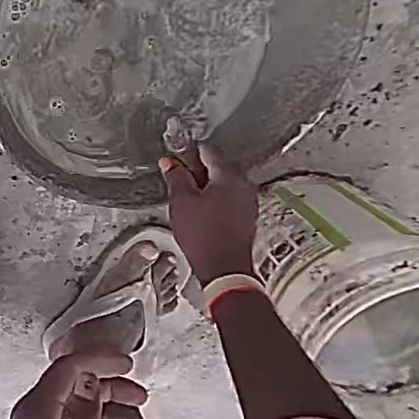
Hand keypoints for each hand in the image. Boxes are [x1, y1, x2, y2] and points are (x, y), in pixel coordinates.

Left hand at [0, 347, 147, 418]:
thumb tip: (90, 382)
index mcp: (33, 418)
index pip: (66, 370)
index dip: (97, 360)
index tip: (125, 360)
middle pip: (72, 388)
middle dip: (107, 384)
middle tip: (137, 389)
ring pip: (76, 414)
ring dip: (106, 411)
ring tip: (134, 418)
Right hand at [161, 142, 258, 282]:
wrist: (223, 268)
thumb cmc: (205, 236)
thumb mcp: (181, 200)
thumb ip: (176, 176)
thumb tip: (170, 163)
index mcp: (229, 175)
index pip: (208, 150)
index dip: (187, 152)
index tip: (175, 158)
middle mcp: (243, 184)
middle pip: (217, 165)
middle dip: (196, 168)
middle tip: (177, 176)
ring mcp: (248, 201)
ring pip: (223, 182)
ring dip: (205, 184)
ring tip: (186, 195)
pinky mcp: (246, 216)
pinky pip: (229, 197)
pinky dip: (214, 197)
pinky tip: (200, 209)